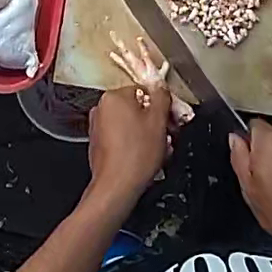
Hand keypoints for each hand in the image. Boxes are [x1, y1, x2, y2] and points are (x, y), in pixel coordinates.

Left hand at [86, 84, 171, 207]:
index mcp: (114, 97)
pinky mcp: (100, 144)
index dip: (163, 105)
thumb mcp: (158, 119)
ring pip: (132, 123)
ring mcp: (99, 127)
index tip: (172, 117)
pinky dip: (136, 142)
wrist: (117, 186)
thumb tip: (160, 85)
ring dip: (149, 133)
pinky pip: (123, 136)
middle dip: (156, 120)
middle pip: (138, 107)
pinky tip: (147, 155)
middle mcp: (102, 109)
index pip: (145, 91)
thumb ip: (162, 96)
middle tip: (169, 133)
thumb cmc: (135, 155)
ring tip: (159, 148)